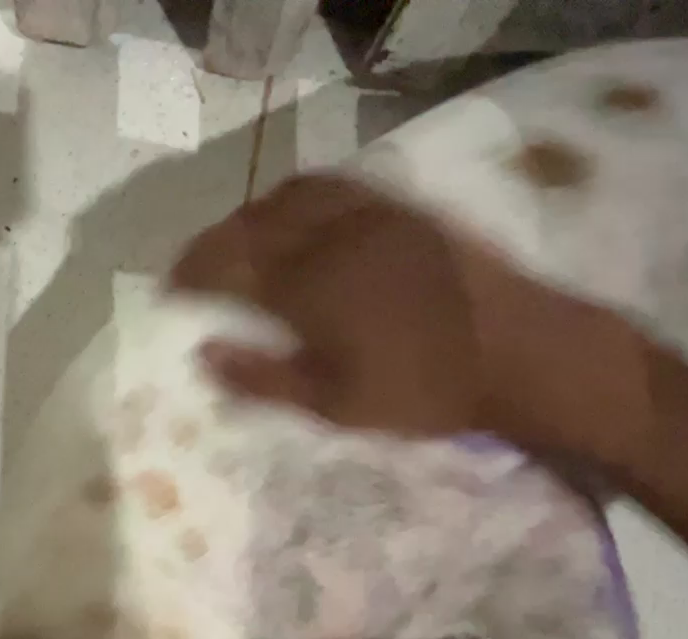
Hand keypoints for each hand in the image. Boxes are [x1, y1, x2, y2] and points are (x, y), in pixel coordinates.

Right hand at [169, 174, 654, 455]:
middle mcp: (331, 237)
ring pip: (289, 196)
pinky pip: (334, 184)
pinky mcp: (402, 206)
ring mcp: (369, 213)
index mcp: (309, 288)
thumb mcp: (335, 406)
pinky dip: (297, 196)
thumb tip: (203, 355)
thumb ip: (264, 378)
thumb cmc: (423, 393)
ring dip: (251, 216)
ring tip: (238, 241)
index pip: (227, 268)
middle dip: (212, 244)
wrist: (519, 355)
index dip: (190, 275)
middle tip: (194, 268)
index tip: (167, 289)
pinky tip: (297, 217)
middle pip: (251, 225)